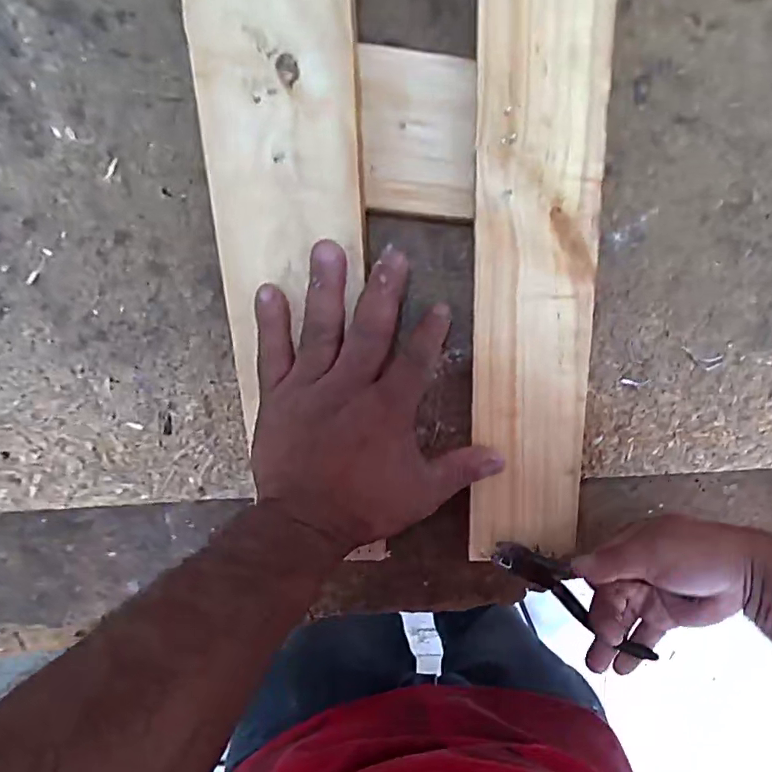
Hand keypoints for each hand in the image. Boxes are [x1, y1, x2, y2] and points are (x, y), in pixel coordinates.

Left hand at [250, 240, 503, 555]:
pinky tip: (270, 290)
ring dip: (327, 289)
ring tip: (329, 248)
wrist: (303, 523)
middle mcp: (351, 387)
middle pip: (371, 330)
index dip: (430, 332)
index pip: (414, 360)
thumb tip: (500, 458)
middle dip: (384, 290)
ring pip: (322, 330)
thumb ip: (459, 470)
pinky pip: (274, 354)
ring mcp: (311, 388)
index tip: (440, 304)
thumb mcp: (422, 493)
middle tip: (392, 254)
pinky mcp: (279, 397)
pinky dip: (272, 324)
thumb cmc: (366, 507)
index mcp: (389, 408)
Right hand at [571, 515, 771, 673]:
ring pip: (621, 620)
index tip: (588, 614)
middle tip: (605, 642)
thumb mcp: (652, 551)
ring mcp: (651, 594)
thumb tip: (574, 566)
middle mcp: (636, 570)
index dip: (592, 594)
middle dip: (601, 624)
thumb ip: (612, 562)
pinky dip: (632, 651)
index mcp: (630, 547)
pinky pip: (642, 634)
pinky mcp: (665, 615)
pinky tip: (623, 667)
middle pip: (607, 600)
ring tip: (599, 665)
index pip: (598, 572)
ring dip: (609, 642)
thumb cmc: (699, 553)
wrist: (745, 574)